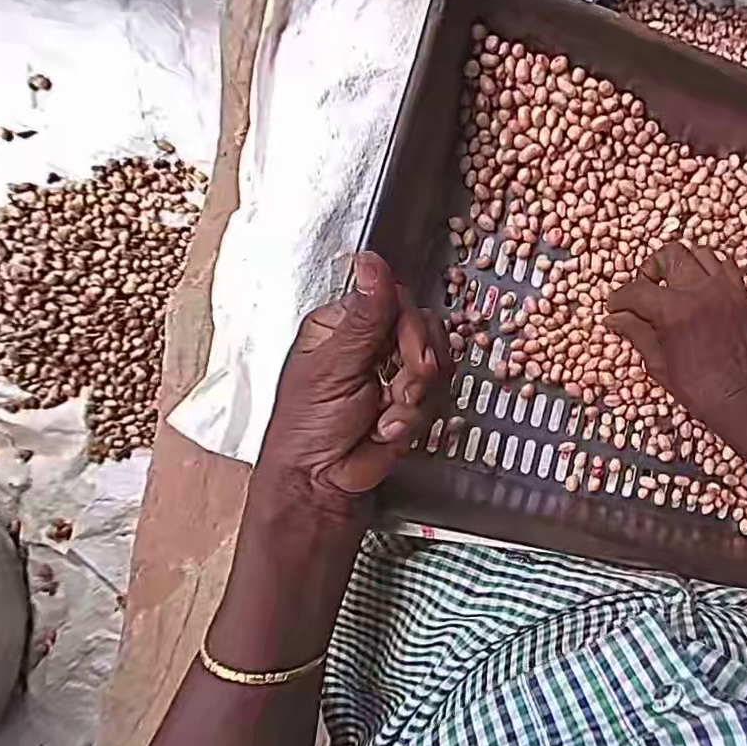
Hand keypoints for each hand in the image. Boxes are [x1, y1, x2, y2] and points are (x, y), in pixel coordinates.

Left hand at [251, 252, 451, 529]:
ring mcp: (395, 372)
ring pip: (437, 363)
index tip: (407, 353)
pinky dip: (416, 418)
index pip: (396, 300)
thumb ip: (364, 317)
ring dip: (416, 396)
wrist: (321, 484)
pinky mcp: (412, 400)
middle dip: (417, 366)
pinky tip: (388, 430)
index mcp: (345, 324)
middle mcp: (373, 343)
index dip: (410, 326)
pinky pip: (437, 395)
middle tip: (400, 390)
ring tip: (386, 417)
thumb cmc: (308, 427)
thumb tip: (372, 261)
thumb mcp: (333, 367)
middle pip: (424, 328)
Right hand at [605, 242, 746, 431]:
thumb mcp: (658, 363)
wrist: (742, 400)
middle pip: (669, 255)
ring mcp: (725, 291)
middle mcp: (701, 292)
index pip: (637, 290)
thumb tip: (616, 319)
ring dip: (680, 265)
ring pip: (699, 253)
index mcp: (675, 311)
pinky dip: (708, 270)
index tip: (615, 307)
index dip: (620, 298)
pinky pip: (724, 266)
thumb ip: (637, 333)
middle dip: (650, 269)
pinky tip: (698, 290)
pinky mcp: (742, 297)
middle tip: (643, 291)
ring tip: (671, 287)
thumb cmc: (700, 389)